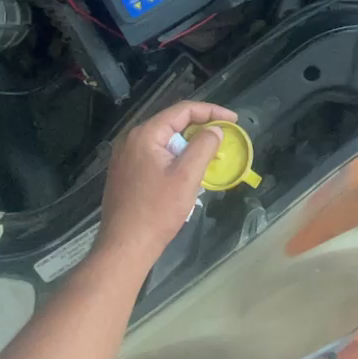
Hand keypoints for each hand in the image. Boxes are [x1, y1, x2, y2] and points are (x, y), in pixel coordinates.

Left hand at [95, 100, 236, 269]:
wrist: (124, 248)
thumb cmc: (157, 211)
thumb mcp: (187, 176)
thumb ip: (203, 146)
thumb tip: (214, 130)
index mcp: (145, 134)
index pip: (182, 110)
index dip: (211, 111)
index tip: (233, 120)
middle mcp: (131, 140)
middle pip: (172, 123)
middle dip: (200, 128)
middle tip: (223, 138)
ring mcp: (124, 157)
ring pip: (164, 140)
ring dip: (187, 145)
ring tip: (208, 155)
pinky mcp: (124, 173)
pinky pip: (154, 154)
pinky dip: (173, 157)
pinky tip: (185, 172)